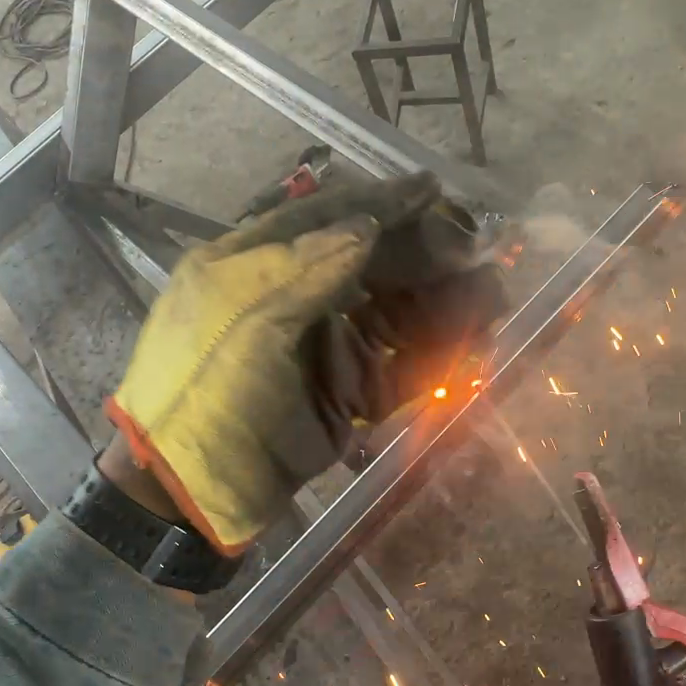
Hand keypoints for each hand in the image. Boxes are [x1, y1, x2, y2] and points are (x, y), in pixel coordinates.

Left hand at [106, 173, 505, 552]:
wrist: (191, 495)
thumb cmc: (206, 395)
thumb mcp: (246, 321)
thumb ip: (307, 268)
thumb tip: (368, 225)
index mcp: (254, 265)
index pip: (325, 217)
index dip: (380, 202)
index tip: (432, 190)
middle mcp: (293, 298)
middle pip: (371, 263)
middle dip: (426, 255)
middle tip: (477, 252)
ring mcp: (322, 347)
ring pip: (393, 314)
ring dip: (443, 305)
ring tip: (494, 297)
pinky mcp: (344, 393)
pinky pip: (400, 368)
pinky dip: (437, 357)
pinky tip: (476, 345)